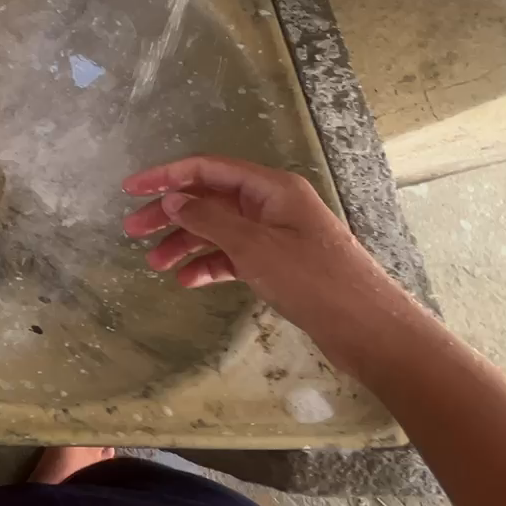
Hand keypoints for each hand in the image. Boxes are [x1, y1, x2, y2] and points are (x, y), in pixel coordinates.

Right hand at [120, 154, 394, 336]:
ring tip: (154, 264)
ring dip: (182, 244)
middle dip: (167, 214)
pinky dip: (207, 264)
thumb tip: (172, 199)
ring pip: (215, 228)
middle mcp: (271, 205)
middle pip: (206, 199)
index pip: (205, 169)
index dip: (164, 176)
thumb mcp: (253, 247)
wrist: (376, 336)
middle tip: (132, 230)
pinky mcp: (278, 263)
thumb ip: (207, 218)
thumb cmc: (315, 282)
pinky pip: (231, 255)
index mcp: (271, 188)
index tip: (129, 190)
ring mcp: (275, 234)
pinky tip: (187, 280)